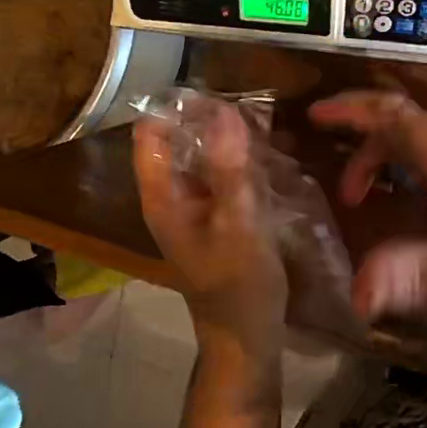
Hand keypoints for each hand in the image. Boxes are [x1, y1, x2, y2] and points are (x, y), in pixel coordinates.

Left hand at [134, 99, 287, 352]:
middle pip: (181, 138)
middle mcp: (174, 194)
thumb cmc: (237, 285)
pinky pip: (227, 172)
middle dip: (212, 117)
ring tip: (268, 119)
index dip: (176, 106)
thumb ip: (229, 168)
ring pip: (207, 154)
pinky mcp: (220, 213)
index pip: (151, 132)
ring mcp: (198, 204)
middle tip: (253, 101)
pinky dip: (245, 157)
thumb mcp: (237, 223)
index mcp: (163, 195)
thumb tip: (224, 110)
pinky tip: (275, 148)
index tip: (217, 89)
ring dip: (232, 136)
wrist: (247, 338)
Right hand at [309, 91, 426, 345]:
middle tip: (339, 187)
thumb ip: (415, 280)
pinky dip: (406, 169)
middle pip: (404, 125)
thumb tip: (356, 292)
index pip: (397, 117)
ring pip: (420, 141)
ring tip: (362, 200)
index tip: (316, 115)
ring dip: (384, 160)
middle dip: (362, 143)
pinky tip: (403, 206)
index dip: (353, 110)